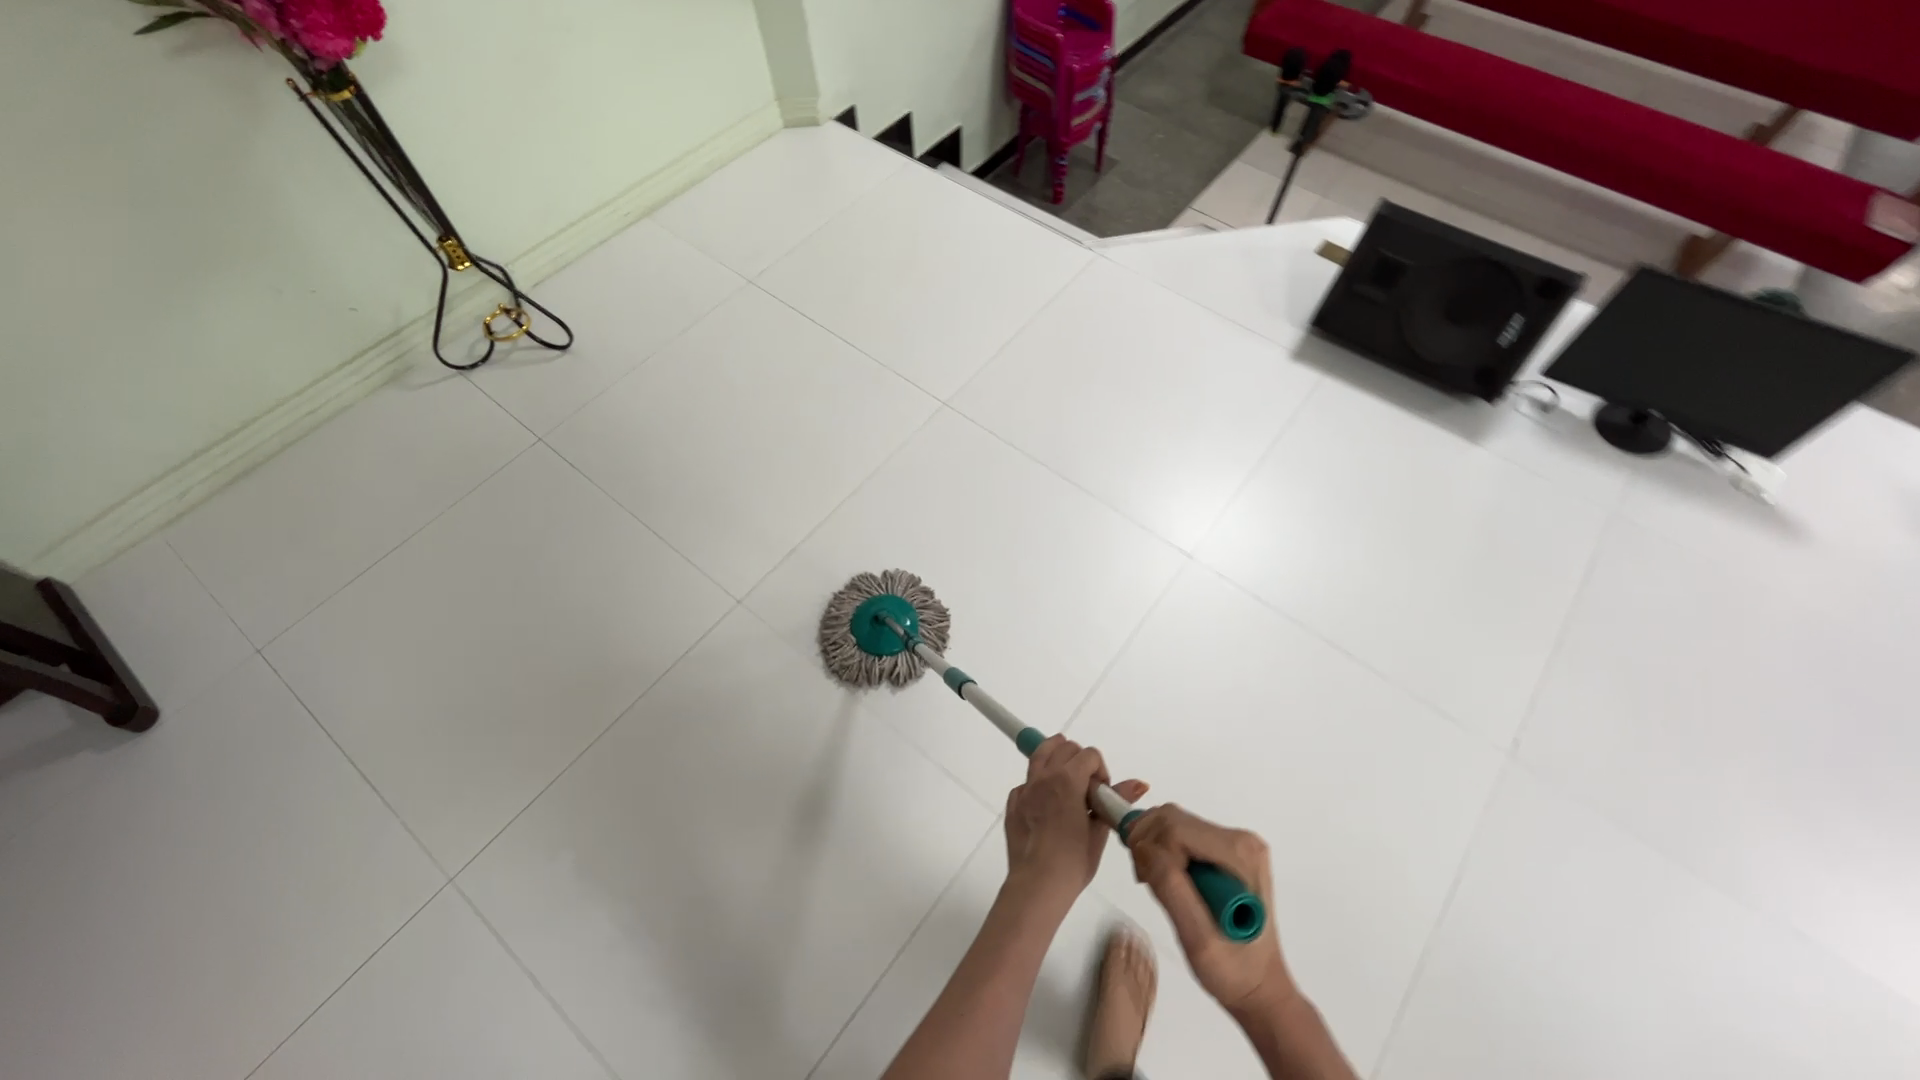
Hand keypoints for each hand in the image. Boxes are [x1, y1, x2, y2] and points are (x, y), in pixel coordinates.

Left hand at [1003, 736, 1147, 908]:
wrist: (1037, 884)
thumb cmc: (1074, 861)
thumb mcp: (1099, 831)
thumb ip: (1116, 800)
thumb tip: (1139, 783)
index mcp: (1067, 780)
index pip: (1089, 754)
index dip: (1100, 770)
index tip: (1101, 793)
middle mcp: (1043, 777)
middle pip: (1064, 748)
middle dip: (1080, 761)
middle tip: (1086, 788)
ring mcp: (1025, 789)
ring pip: (1040, 755)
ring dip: (1055, 757)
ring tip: (1066, 777)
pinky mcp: (1013, 803)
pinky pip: (1027, 782)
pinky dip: (1038, 785)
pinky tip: (1045, 806)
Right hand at [1125, 805, 1291, 1012]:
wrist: (1260, 987)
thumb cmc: (1232, 971)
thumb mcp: (1197, 939)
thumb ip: (1171, 889)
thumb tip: (1143, 849)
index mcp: (1241, 856)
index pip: (1176, 828)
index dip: (1151, 849)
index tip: (1146, 884)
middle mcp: (1242, 840)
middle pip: (1173, 818)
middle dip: (1147, 844)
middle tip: (1144, 882)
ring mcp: (1236, 843)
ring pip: (1173, 822)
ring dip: (1152, 847)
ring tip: (1154, 883)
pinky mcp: (1227, 849)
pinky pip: (1181, 833)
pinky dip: (1162, 851)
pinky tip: (1166, 880)